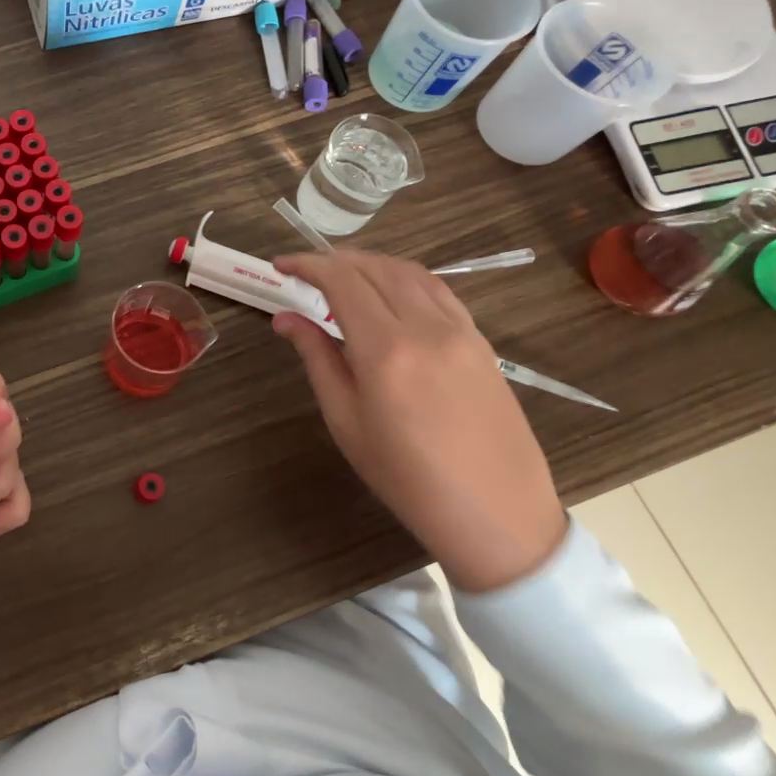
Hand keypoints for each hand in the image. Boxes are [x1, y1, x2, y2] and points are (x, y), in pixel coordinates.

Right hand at [273, 251, 565, 592]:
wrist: (495, 514)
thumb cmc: (407, 479)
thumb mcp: (346, 422)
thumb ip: (317, 359)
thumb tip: (287, 319)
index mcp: (387, 350)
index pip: (342, 281)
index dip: (307, 264)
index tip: (280, 265)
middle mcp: (427, 328)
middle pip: (375, 268)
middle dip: (335, 261)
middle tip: (303, 274)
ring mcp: (461, 331)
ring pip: (410, 272)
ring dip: (370, 265)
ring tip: (342, 279)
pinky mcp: (481, 342)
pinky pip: (438, 291)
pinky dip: (404, 279)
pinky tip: (389, 296)